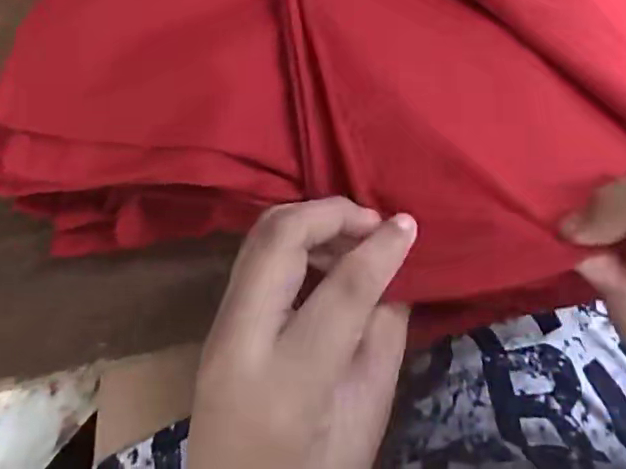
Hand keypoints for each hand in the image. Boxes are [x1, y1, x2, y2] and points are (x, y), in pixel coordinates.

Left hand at [189, 198, 416, 468]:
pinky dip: (293, 239)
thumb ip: (384, 332)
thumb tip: (394, 265)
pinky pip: (256, 255)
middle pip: (280, 237)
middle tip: (375, 223)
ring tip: (353, 237)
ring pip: (261, 235)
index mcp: (288, 381)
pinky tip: (323, 255)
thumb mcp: (367, 412)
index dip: (381, 248)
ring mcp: (218, 328)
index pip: (342, 289)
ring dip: (311, 221)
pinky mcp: (216, 322)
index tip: (409, 223)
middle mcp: (240, 342)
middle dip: (333, 213)